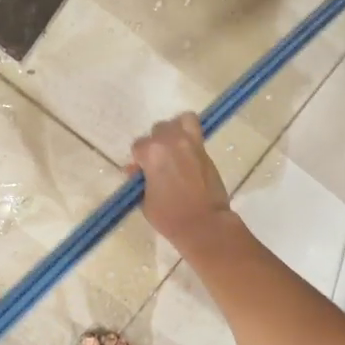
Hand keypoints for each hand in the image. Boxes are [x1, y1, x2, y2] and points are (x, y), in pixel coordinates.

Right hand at [131, 113, 233, 250]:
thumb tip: (137, 172)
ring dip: (175, 130)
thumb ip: (140, 181)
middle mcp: (172, 141)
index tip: (141, 174)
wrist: (204, 223)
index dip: (138, 160)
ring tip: (173, 148)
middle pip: (159, 130)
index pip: (138, 146)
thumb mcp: (144, 200)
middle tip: (157, 162)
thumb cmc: (169, 216)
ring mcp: (192, 144)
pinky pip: (196, 134)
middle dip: (155, 143)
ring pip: (182, 120)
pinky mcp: (206, 152)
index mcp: (152, 153)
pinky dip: (189, 140)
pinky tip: (186, 157)